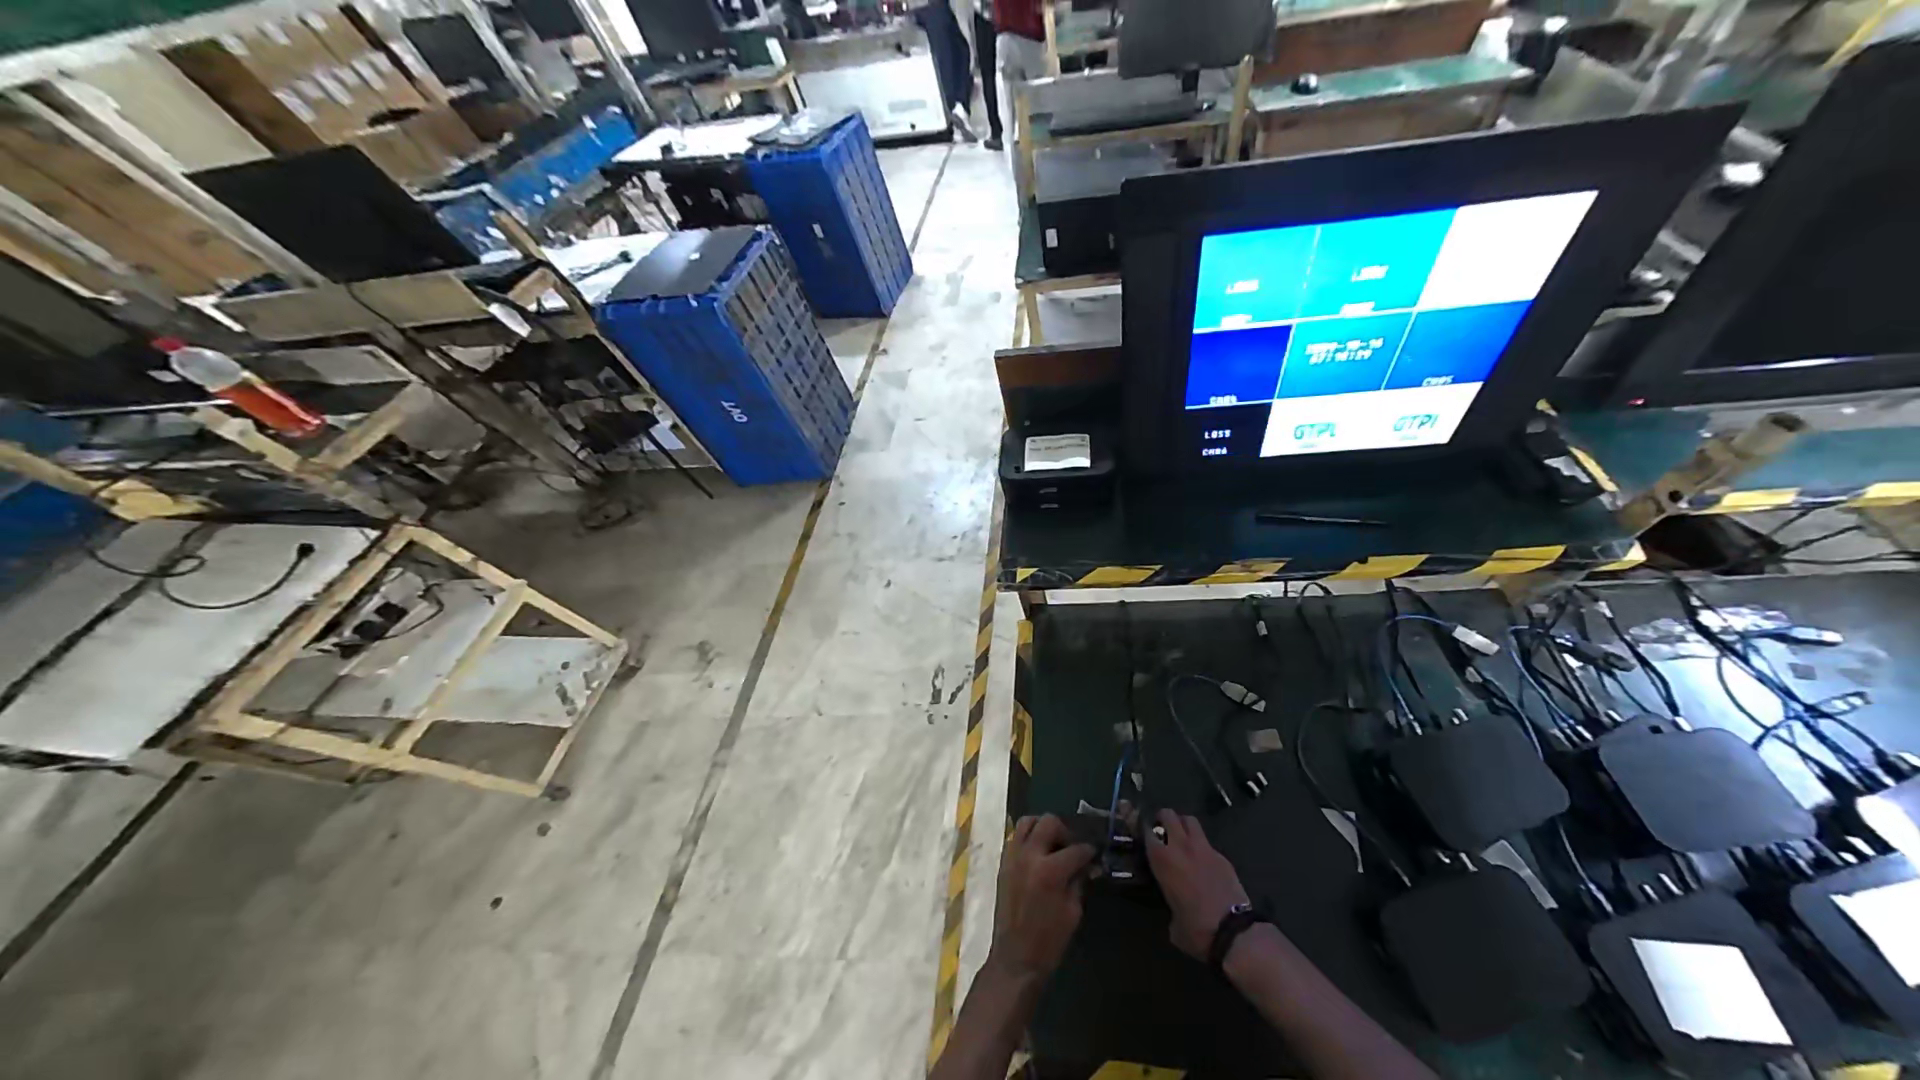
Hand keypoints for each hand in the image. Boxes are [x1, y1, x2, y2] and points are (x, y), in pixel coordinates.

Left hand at [989, 815, 1095, 978]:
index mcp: (1050, 870)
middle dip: (1065, 831)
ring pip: (1027, 822)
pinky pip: (1016, 837)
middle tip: (1072, 846)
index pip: (1076, 848)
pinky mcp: (1003, 863)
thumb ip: (1079, 881)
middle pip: (1049, 822)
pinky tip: (1039, 854)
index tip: (1095, 853)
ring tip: (1053, 845)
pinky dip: (1028, 838)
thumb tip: (1087, 865)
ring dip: (1043, 828)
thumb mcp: (1073, 911)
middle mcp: (1029, 855)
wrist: (1015, 957)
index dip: (1089, 850)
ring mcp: (1012, 857)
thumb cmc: (1049, 940)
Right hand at [1144, 808, 1250, 959]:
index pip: (1147, 831)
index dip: (1144, 830)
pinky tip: (1203, 863)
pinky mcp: (1223, 857)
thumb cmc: (1196, 929)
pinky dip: (1202, 847)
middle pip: (1169, 815)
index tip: (1143, 835)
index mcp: (1163, 860)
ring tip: (1182, 839)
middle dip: (1163, 819)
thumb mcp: (1173, 923)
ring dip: (1183, 825)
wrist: (1235, 933)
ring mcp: (1204, 849)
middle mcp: (1181, 847)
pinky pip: (1208, 843)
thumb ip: (1169, 905)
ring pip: (1190, 821)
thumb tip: (1174, 910)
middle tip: (1161, 831)